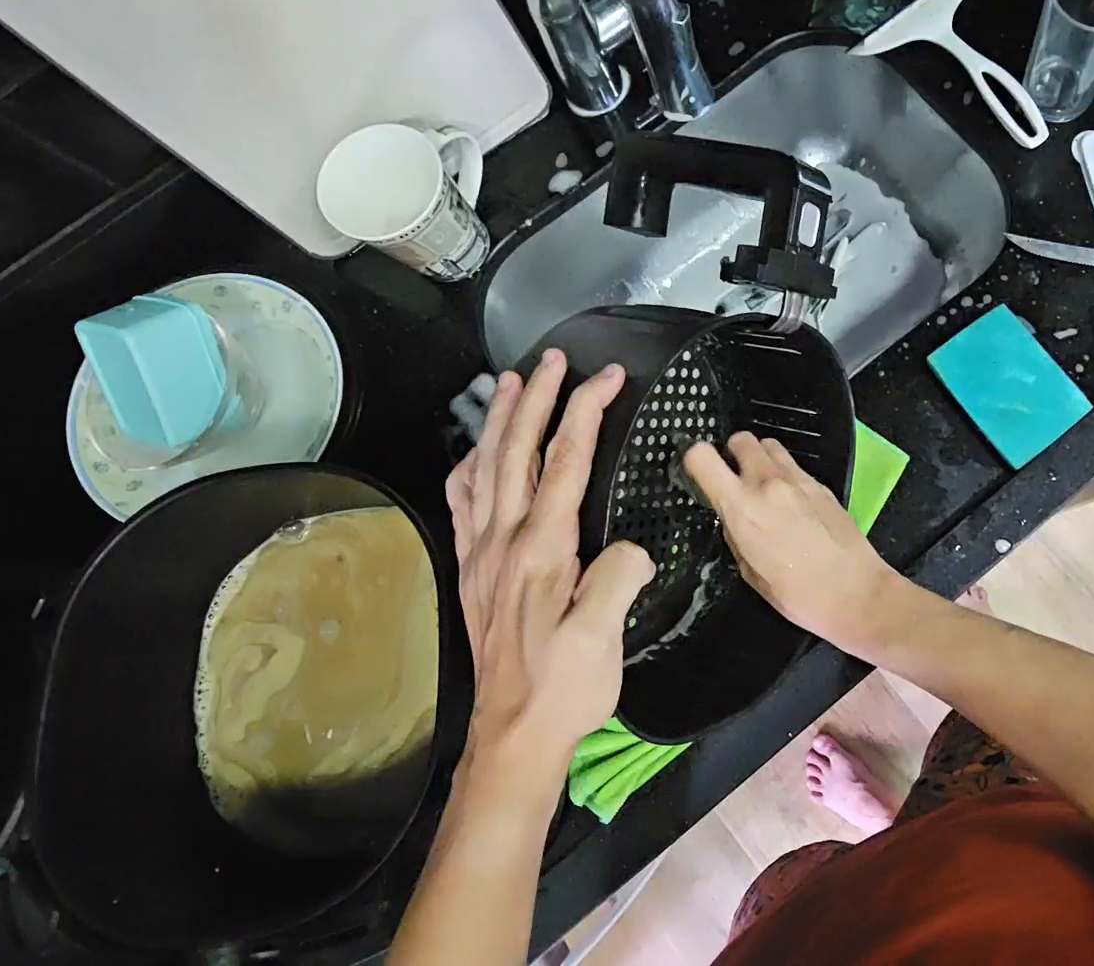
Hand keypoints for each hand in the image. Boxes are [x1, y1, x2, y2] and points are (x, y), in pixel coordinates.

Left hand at [444, 351, 655, 769]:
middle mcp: (504, 541)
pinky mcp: (473, 571)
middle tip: (552, 359)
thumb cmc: (565, 688)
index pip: (564, 461)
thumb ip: (618, 579)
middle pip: (517, 451)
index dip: (585, 411)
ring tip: (509, 383)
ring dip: (497, 420)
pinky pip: (463, 504)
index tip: (607, 377)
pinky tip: (477, 455)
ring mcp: (482, 554)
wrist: (514, 734)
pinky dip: (470, 466)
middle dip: (536, 398)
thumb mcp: (603, 638)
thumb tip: (631, 548)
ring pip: (484, 468)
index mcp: (542, 549)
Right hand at [683, 433, 899, 650]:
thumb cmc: (798, 595)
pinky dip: (784, 473)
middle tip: (735, 477)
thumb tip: (733, 519)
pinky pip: (793, 465)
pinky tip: (791, 502)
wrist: (856, 593)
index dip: (694, 460)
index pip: (702, 457)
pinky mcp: (821, 484)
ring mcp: (798, 479)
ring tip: (763, 485)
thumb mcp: (751, 573)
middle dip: (732, 452)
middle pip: (740, 438)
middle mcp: (767, 483)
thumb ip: (736, 536)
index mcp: (741, 507)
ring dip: (760, 458)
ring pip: (769, 444)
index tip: (699, 472)